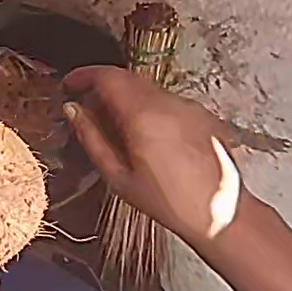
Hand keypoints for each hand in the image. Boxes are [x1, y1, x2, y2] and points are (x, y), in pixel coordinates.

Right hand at [63, 66, 250, 246]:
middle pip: (127, 78)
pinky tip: (143, 135)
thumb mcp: (118, 176)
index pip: (107, 77)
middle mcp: (168, 103)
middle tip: (85, 105)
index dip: (83, 76)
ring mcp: (188, 106)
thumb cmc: (169, 202)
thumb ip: (91, 138)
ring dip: (124, 97)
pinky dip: (147, 107)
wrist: (221, 215)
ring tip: (113, 126)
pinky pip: (167, 100)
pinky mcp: (201, 114)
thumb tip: (73, 110)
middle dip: (102, 85)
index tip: (69, 84)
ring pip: (147, 88)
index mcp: (144, 116)